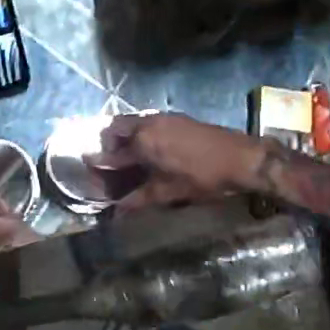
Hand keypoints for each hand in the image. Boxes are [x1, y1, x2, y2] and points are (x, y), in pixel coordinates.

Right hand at [90, 113, 268, 209]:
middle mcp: (147, 125)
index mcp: (142, 143)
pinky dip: (141, 131)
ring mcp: (163, 118)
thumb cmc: (203, 178)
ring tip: (130, 155)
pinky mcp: (177, 117)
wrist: (241, 158)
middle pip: (116, 128)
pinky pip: (148, 120)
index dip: (99, 163)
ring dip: (125, 135)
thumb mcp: (169, 192)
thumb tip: (117, 212)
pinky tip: (151, 148)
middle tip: (111, 160)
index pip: (111, 154)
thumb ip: (140, 199)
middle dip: (108, 142)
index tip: (88, 164)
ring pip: (133, 122)